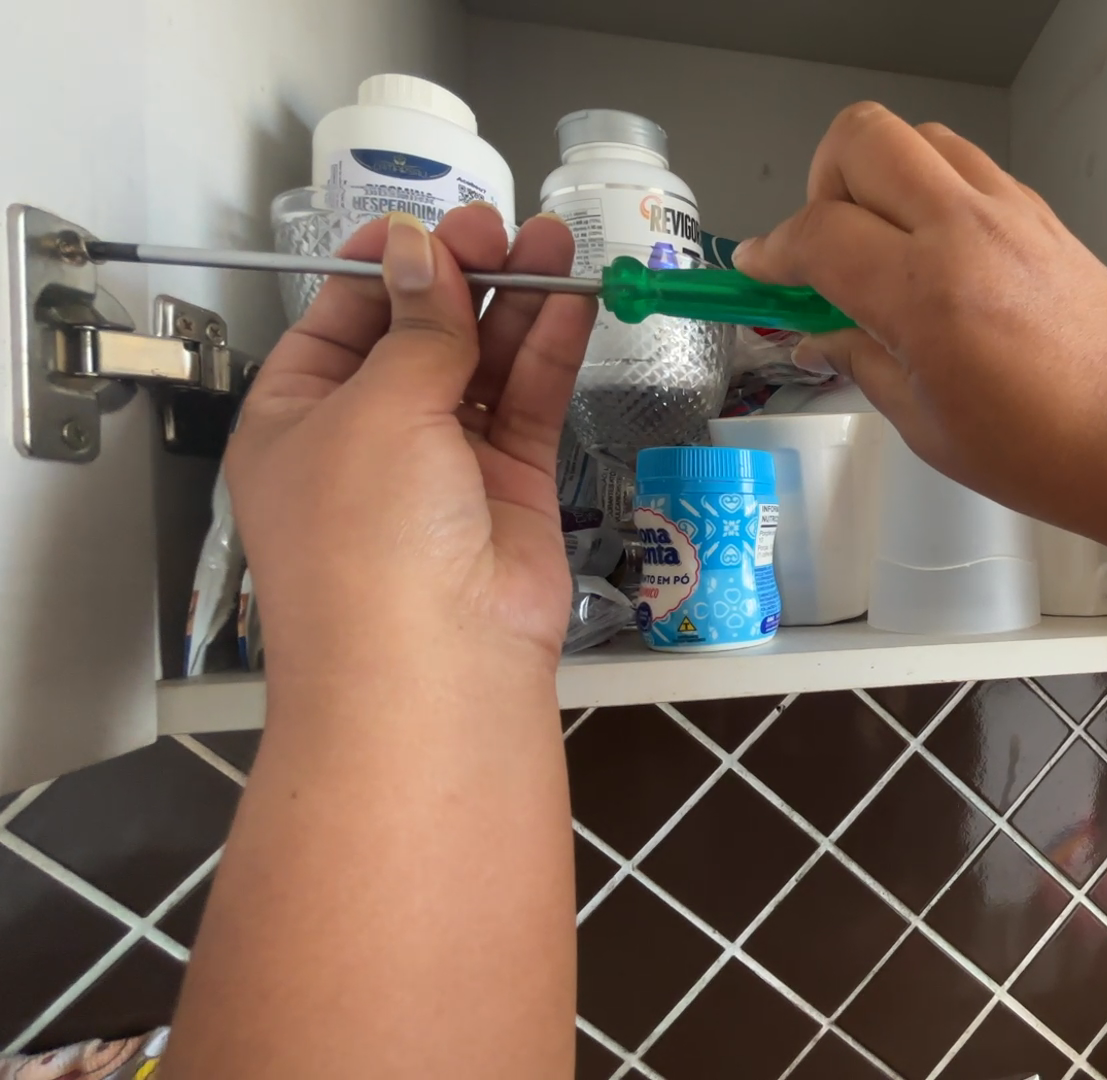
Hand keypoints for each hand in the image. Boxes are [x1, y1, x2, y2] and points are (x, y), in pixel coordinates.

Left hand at [225, 206, 595, 678]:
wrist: (443, 655)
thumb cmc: (371, 536)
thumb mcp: (376, 412)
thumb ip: (418, 331)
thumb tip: (420, 250)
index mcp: (305, 413)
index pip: (348, 319)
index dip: (395, 268)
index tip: (444, 226)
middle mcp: (379, 432)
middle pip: (430, 336)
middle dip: (471, 280)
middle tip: (516, 231)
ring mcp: (453, 458)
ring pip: (490, 366)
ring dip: (523, 309)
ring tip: (562, 252)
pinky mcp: (517, 479)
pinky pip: (531, 404)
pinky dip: (551, 356)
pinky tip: (573, 310)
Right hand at [732, 102, 1106, 545]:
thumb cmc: (1047, 457)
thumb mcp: (929, 428)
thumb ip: (863, 365)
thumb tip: (821, 338)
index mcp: (928, 293)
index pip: (816, 235)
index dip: (771, 253)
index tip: (758, 271)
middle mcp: (969, 232)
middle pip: (859, 140)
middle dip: (820, 186)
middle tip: (825, 251)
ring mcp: (1016, 216)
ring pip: (919, 140)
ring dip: (880, 179)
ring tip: (884, 249)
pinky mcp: (1049, 220)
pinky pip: (971, 170)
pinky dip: (934, 192)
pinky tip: (940, 257)